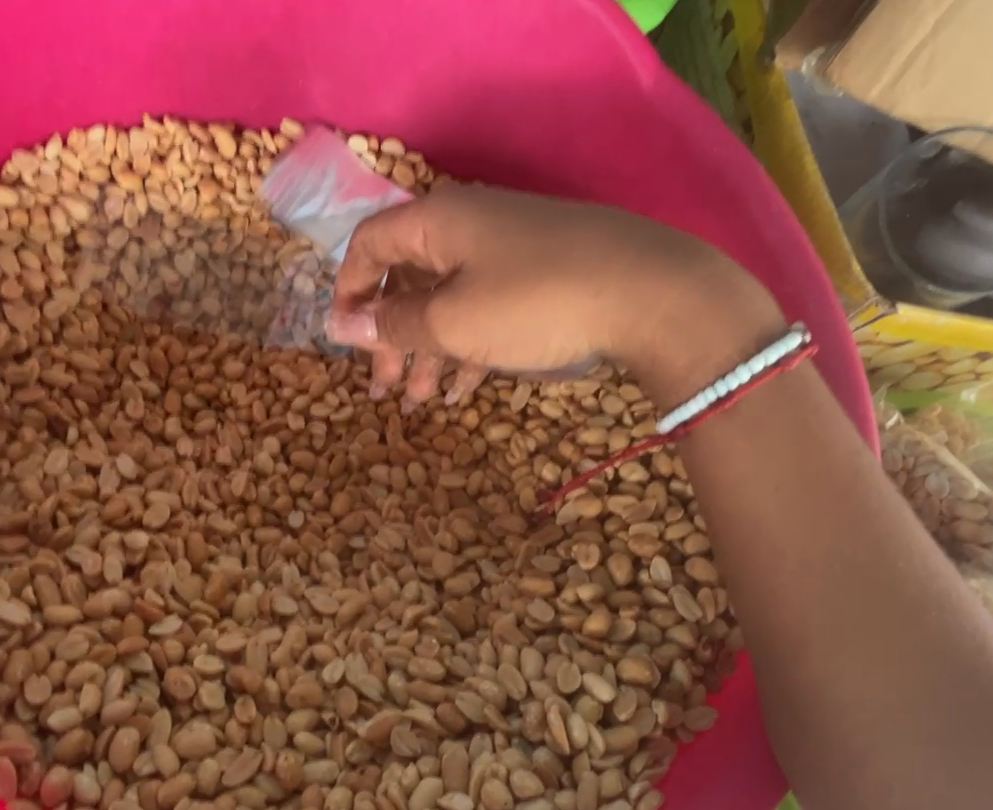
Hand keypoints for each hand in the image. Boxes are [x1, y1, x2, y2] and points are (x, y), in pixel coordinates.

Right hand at [325, 184, 784, 410]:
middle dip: (391, 337)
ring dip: (429, 352)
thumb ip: (394, 324)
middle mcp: (468, 228)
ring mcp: (508, 252)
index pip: (370, 245)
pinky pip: (486, 310)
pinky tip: (464, 391)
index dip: (349, 292)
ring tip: (422, 403)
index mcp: (437, 222)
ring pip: (449, 301)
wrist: (651, 294)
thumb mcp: (453, 322)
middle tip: (385, 390)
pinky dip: (469, 348)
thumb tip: (340, 324)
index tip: (344, 344)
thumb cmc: (535, 304)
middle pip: (408, 278)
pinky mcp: (541, 278)